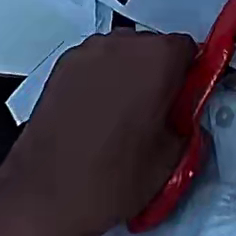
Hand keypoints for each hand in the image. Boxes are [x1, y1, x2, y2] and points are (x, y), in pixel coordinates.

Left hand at [0, 30, 194, 235]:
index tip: (186, 98)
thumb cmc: (110, 179)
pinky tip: (95, 114)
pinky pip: (96, 61)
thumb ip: (186, 124)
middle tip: (156, 113)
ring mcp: (89, 49)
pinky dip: (102, 77)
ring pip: (123, 52)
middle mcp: (123, 43)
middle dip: (160, 73)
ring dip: (130, 73)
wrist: (44, 192)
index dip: (190, 73)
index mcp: (157, 60)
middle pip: (154, 46)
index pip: (188, 48)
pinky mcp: (64, 62)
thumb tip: (184, 115)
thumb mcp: (169, 160)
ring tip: (122, 117)